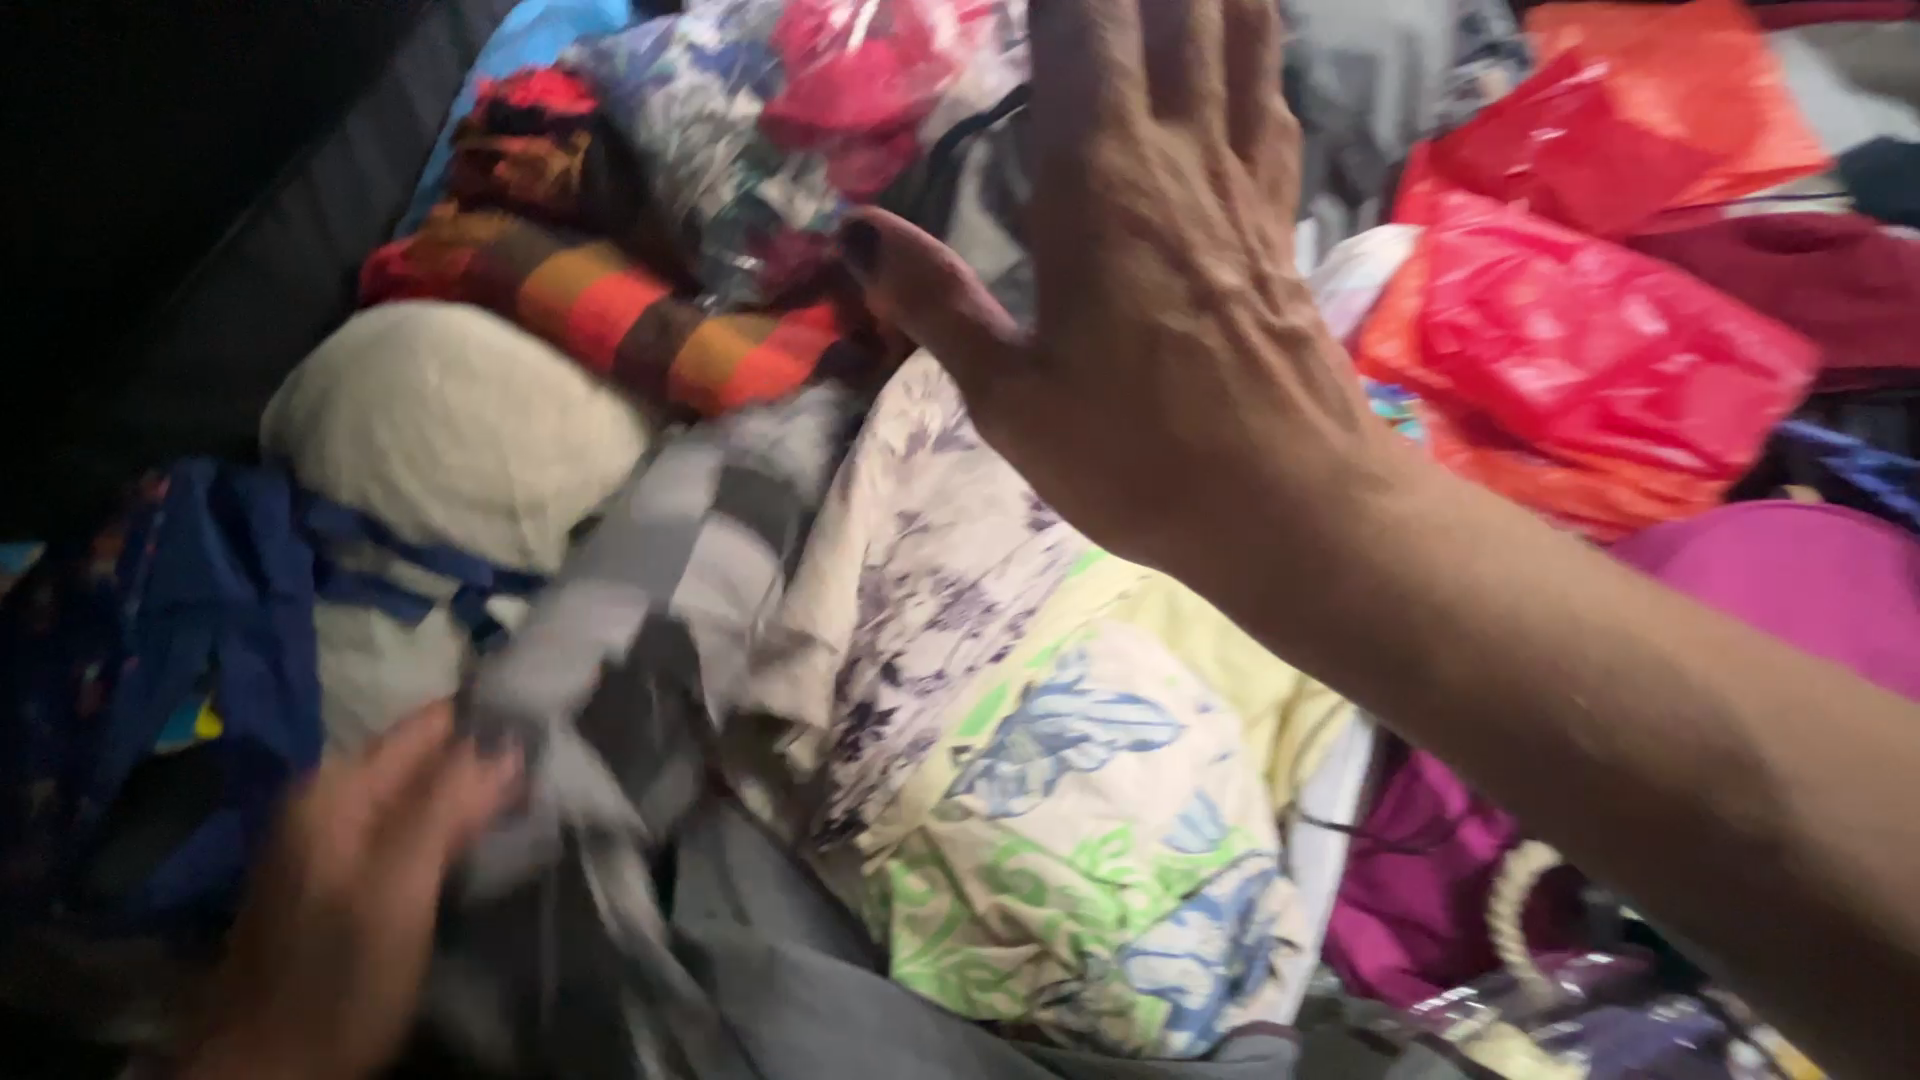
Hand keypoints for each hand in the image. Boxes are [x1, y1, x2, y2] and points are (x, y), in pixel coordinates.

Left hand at [179, 702, 521, 1079]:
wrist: (273, 1074)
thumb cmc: (338, 976)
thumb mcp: (398, 885)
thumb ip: (447, 804)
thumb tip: (511, 736)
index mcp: (338, 790)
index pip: (435, 722)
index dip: (496, 718)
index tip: (556, 723)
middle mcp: (337, 799)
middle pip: (436, 753)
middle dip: (497, 755)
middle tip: (559, 766)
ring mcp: (347, 836)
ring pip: (437, 788)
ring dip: (487, 789)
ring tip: (544, 793)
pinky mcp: (363, 870)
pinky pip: (428, 822)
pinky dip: (467, 820)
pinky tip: (503, 829)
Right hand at [839, 0, 1403, 575]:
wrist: (1287, 506)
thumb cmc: (1137, 460)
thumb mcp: (1011, 400)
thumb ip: (936, 305)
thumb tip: (855, 230)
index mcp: (1100, 186)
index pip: (1079, 22)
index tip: (1024, 4)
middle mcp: (1180, 157)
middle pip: (1171, 6)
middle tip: (1078, 5)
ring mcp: (1244, 185)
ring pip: (1241, 31)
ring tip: (1164, 1)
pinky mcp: (1281, 224)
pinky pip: (1272, 104)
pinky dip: (1254, 53)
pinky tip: (1237, 56)